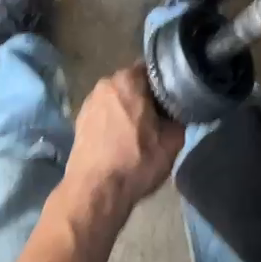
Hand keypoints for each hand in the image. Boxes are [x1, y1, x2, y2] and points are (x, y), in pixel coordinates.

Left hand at [60, 65, 182, 213]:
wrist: (94, 193)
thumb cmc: (136, 162)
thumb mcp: (173, 141)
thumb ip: (181, 118)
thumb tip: (182, 111)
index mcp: (129, 79)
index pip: (153, 69)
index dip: (166, 84)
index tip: (173, 100)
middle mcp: (106, 83)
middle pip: (133, 83)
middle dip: (146, 97)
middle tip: (160, 118)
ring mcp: (89, 101)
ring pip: (117, 99)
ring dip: (128, 109)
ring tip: (140, 133)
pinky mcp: (79, 121)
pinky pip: (103, 113)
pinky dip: (112, 122)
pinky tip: (120, 142)